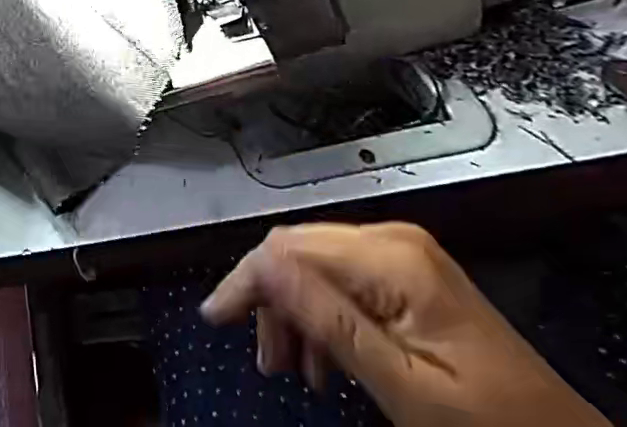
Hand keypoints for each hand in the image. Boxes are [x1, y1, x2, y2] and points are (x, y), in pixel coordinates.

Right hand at [201, 223, 606, 426]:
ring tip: (294, 367)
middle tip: (267, 360)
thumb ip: (326, 317)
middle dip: (270, 299)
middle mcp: (392, 240)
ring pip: (314, 263)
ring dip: (294, 310)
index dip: (247, 279)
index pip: (289, 247)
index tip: (218, 318)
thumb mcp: (404, 386)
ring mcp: (402, 254)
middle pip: (298, 249)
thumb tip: (258, 263)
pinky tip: (325, 356)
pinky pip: (342, 278)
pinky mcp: (408, 273)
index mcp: (393, 258)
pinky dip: (322, 313)